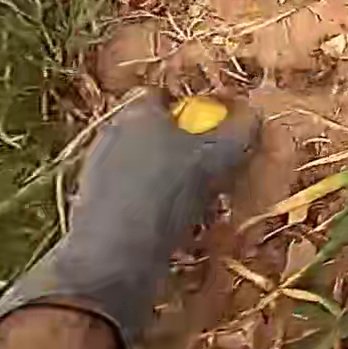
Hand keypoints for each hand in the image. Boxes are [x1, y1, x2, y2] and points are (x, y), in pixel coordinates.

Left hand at [0, 90, 258, 344]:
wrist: (118, 252)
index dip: (195, 107)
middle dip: (187, 139)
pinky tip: (182, 211)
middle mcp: (110, 135)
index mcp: (136, 115)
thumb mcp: (226, 151)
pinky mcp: (94, 201)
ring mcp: (97, 170)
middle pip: (158, 128)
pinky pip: (138, 185)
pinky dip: (161, 192)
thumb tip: (253, 114)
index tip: (220, 123)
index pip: (165, 96)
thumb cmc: (174, 189)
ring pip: (149, 157)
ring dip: (176, 167)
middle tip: (220, 156)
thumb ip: (243, 126)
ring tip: (207, 188)